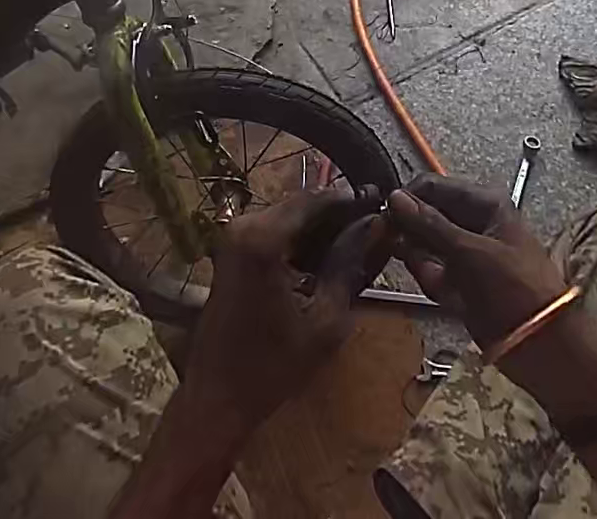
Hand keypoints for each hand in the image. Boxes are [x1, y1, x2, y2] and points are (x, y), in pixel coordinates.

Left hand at [178, 188, 390, 435]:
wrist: (217, 397)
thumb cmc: (272, 365)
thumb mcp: (325, 319)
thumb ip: (349, 264)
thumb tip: (376, 226)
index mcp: (264, 237)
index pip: (315, 198)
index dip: (350, 200)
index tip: (379, 206)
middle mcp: (245, 225)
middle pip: (301, 204)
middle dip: (336, 215)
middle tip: (372, 229)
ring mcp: (234, 235)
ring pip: (288, 216)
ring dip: (319, 227)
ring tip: (354, 244)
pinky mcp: (232, 249)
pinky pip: (274, 230)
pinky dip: (299, 239)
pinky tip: (323, 258)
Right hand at [388, 176, 596, 424]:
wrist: (544, 348)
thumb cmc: (514, 289)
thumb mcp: (469, 252)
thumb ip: (429, 224)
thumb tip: (395, 198)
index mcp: (484, 204)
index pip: (434, 186)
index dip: (408, 199)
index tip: (385, 218)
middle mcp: (473, 222)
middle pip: (426, 216)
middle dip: (413, 236)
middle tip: (400, 251)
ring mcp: (466, 252)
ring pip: (425, 246)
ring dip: (423, 263)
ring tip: (440, 282)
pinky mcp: (460, 280)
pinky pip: (433, 272)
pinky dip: (433, 282)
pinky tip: (446, 295)